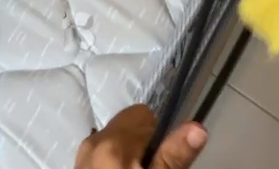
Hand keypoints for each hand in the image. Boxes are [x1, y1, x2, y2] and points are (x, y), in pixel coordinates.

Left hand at [75, 105, 206, 168]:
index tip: (163, 161)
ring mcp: (81, 159)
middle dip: (144, 146)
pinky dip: (115, 166)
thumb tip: (197, 128)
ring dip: (129, 157)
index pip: (143, 115)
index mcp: (111, 142)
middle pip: (127, 126)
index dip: (159, 135)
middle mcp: (92, 143)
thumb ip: (173, 157)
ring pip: (114, 142)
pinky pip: (101, 157)